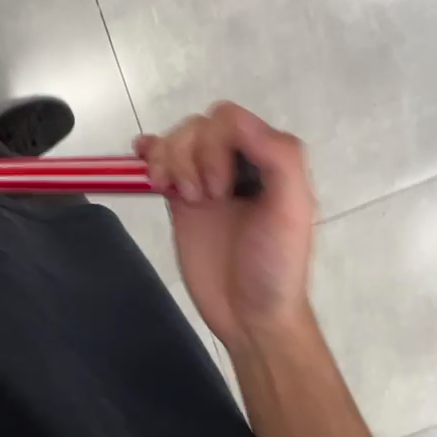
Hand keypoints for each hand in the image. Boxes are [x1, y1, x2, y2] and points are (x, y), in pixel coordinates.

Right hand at [134, 103, 315, 352]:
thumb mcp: (293, 210)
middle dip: (191, 158)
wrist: (250, 315)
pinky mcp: (180, 203)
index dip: (216, 146)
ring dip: (169, 162)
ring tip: (180, 197)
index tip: (222, 189)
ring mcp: (205, 182)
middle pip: (197, 127)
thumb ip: (279, 158)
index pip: (229, 120)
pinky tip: (144, 164)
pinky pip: (161, 164)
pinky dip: (149, 155)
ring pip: (175, 142)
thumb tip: (237, 121)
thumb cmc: (276, 267)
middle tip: (204, 200)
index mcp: (267, 160)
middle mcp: (236, 164)